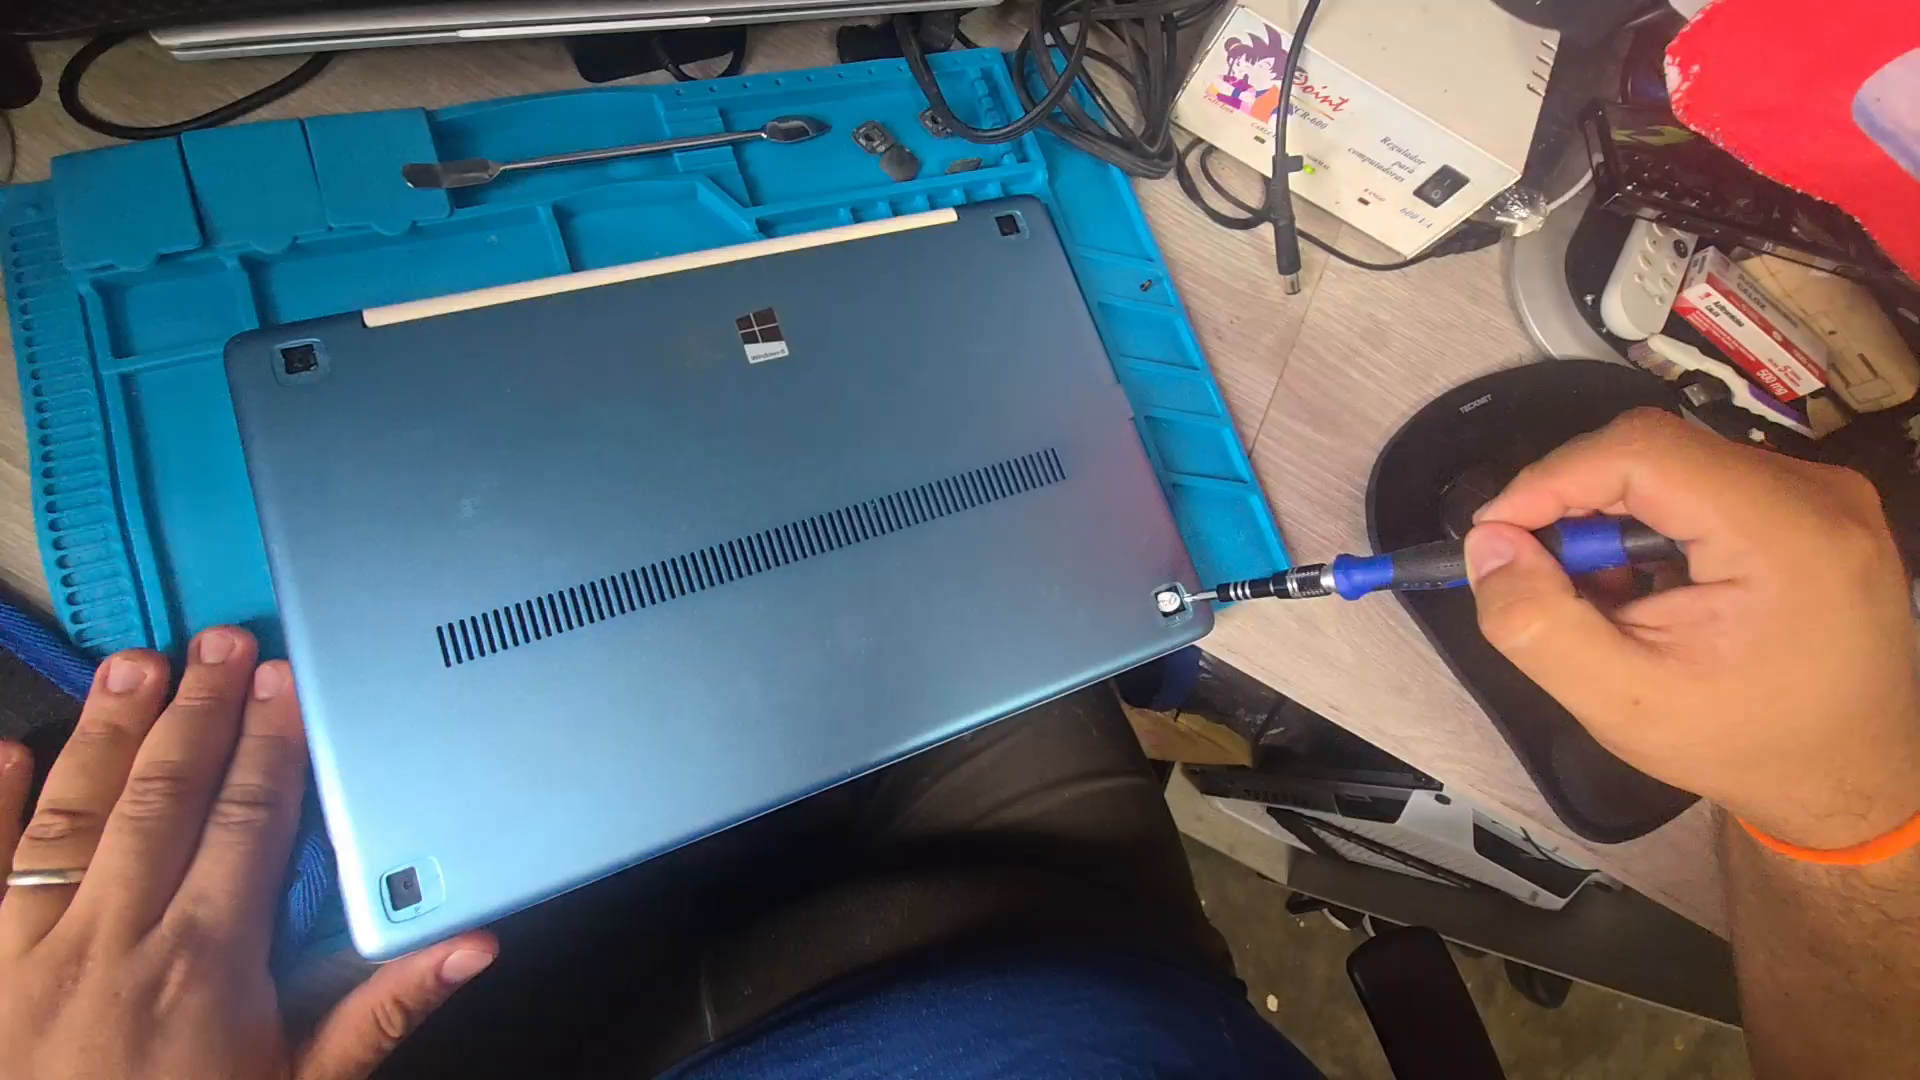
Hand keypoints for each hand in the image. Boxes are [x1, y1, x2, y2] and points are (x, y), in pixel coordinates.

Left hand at [0, 626, 496, 1079]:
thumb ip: (385, 1010)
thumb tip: (481, 943)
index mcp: (201, 958)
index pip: (247, 819)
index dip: (269, 742)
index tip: (280, 680)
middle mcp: (105, 941)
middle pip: (161, 798)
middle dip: (194, 711)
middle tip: (216, 641)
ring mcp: (9, 959)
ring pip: (65, 821)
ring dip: (102, 736)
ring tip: (131, 664)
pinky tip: (5, 752)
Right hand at [1465, 409, 1919, 850]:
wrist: (1844, 773)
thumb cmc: (1736, 741)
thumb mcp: (1612, 698)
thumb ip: (1533, 621)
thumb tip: (1488, 545)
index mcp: (1785, 538)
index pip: (1640, 452)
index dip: (1548, 480)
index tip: (1494, 536)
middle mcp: (1811, 495)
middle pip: (1645, 449)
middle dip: (1563, 501)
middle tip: (1533, 570)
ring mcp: (1809, 496)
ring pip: (1655, 463)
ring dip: (1592, 516)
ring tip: (1588, 589)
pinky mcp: (1793, 507)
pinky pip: (1679, 482)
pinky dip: (1625, 522)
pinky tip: (1628, 581)